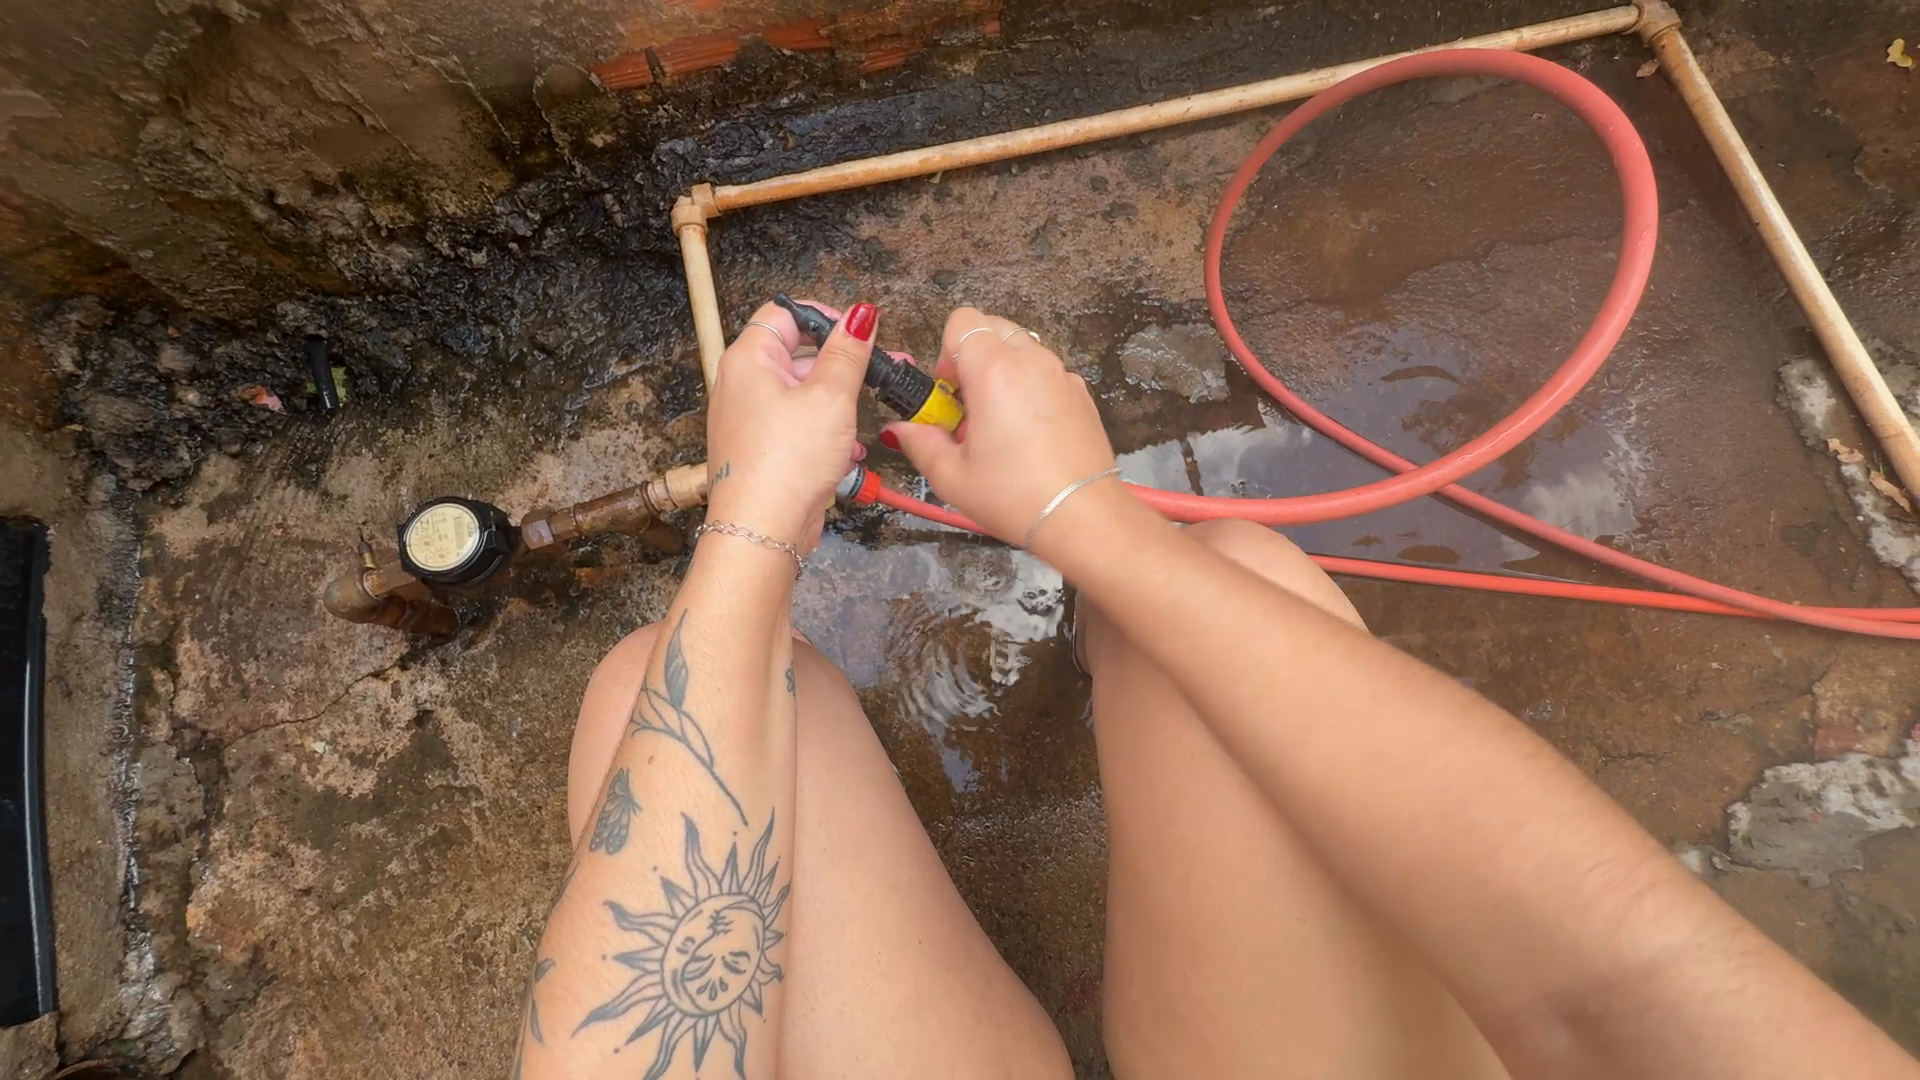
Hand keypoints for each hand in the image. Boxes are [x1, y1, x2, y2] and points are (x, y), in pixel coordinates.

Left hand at [705, 299, 875, 550]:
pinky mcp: (762, 450)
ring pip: (802, 396)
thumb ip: (849, 352)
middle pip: (797, 355)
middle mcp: (742, 385)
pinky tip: (846, 452)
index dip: (826, 317)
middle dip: (842, 367)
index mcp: (750, 359)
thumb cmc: (788, 460)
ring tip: (863, 423)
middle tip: (880, 374)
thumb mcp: (831, 397)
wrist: (762, 529)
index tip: (861, 334)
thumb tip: (862, 315)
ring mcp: (750, 420)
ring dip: (838, 406)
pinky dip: (824, 433)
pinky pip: (797, 427)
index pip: (786, 313)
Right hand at [883, 307, 1116, 546]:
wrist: (1083, 517)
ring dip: (1003, 372)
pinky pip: (1047, 372)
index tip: (949, 394)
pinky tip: (1029, 434)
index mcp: (995, 371)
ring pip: (1022, 348)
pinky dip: (1031, 388)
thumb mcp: (952, 477)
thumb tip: (900, 428)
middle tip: (968, 407)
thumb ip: (919, 442)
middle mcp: (1032, 361)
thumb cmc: (1014, 497)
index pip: (963, 322)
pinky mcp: (1081, 394)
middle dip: (973, 357)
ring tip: (999, 423)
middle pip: (993, 328)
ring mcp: (1062, 374)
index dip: (946, 352)